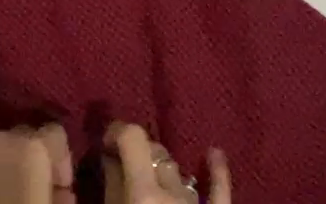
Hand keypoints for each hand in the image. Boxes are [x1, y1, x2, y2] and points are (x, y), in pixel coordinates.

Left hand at [0, 124, 74, 203]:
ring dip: (14, 165)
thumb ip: (63, 196)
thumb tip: (62, 193)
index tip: (63, 186)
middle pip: (26, 135)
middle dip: (37, 158)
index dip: (63, 159)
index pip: (55, 132)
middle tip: (43, 191)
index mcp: (29, 147)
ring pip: (2, 147)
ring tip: (19, 197)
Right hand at [103, 123, 230, 203]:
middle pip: (155, 151)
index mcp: (143, 193)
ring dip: (162, 168)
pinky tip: (214, 152)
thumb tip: (108, 158)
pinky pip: (220, 192)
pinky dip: (217, 172)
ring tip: (149, 173)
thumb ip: (111, 189)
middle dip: (138, 152)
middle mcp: (171, 192)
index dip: (116, 132)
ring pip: (178, 169)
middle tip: (121, 164)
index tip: (105, 142)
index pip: (132, 137)